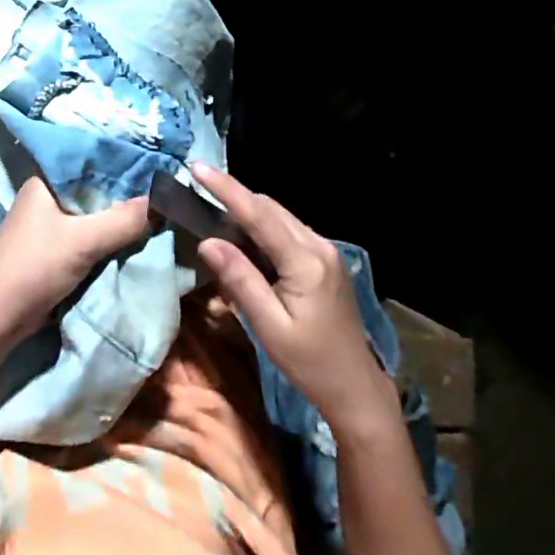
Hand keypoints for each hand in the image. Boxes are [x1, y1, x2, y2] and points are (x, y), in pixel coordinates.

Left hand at [0, 177, 151, 345]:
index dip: (125, 163)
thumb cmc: (34, 268)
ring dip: (119, 216)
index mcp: (47, 181)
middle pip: (96, 187)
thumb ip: (124, 219)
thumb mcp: (84, 241)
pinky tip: (134, 235)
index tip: (159, 166)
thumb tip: (163, 200)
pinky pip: (90, 233)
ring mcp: (50, 222)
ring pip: (95, 212)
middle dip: (127, 192)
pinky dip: (109, 235)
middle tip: (166, 191)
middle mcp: (48, 195)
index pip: (93, 160)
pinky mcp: (55, 247)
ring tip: (158, 211)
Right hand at [192, 162, 391, 424]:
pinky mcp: (326, 260)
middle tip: (200, 189)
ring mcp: (326, 251)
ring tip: (215, 209)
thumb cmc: (309, 363)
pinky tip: (245, 238)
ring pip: (281, 217)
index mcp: (306, 261)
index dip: (227, 189)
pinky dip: (264, 227)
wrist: (355, 386)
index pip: (260, 215)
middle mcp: (319, 246)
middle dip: (235, 195)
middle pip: (271, 209)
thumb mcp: (269, 327)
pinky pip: (290, 231)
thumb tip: (208, 242)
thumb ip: (240, 280)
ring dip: (249, 210)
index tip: (199, 168)